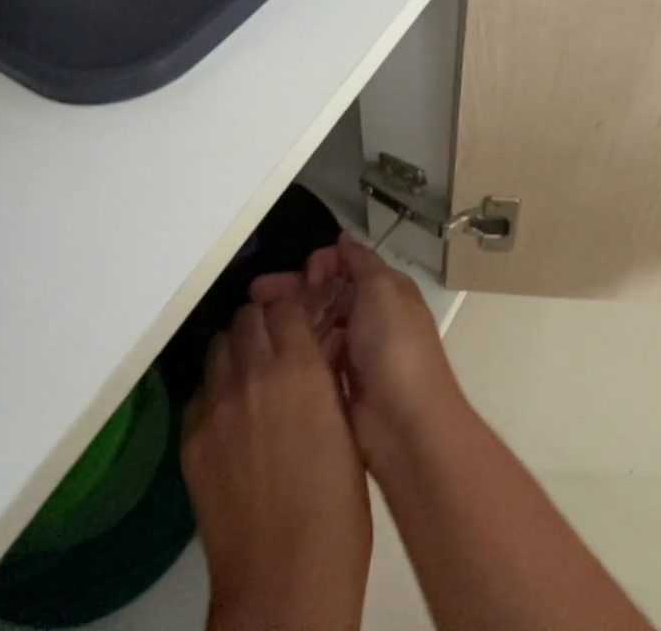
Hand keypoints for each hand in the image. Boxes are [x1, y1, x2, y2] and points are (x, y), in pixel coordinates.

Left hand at [182, 300, 371, 630]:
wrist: (283, 575)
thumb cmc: (335, 510)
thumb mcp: (346, 429)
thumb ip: (325, 380)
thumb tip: (317, 353)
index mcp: (299, 370)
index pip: (285, 307)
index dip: (294, 309)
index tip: (301, 318)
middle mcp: (251, 375)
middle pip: (247, 319)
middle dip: (265, 323)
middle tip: (279, 345)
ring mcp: (215, 405)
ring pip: (219, 347)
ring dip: (238, 349)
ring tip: (254, 374)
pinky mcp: (191, 436)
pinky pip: (201, 390)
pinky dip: (218, 389)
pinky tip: (234, 415)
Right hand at [252, 236, 467, 473]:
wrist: (406, 423)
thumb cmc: (396, 347)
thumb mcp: (384, 290)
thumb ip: (361, 261)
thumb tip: (344, 238)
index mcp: (385, 292)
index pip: (345, 267)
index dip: (321, 264)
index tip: (305, 273)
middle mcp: (369, 318)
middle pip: (324, 294)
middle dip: (293, 289)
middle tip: (256, 293)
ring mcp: (352, 351)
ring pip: (313, 324)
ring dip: (288, 318)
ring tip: (255, 320)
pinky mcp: (336, 380)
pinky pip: (310, 355)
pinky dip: (292, 348)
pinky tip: (270, 347)